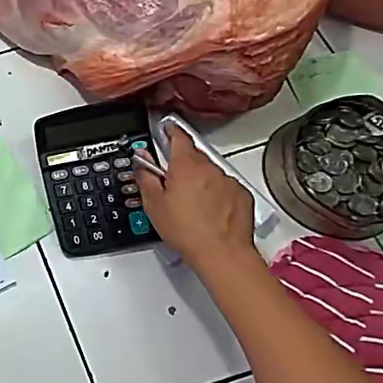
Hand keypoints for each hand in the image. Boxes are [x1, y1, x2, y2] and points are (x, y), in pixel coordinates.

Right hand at [135, 125, 256, 269]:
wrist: (221, 252)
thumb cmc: (187, 230)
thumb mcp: (153, 204)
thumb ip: (146, 178)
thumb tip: (142, 164)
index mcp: (186, 167)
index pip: (179, 138)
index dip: (171, 131)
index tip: (166, 130)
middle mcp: (210, 169)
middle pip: (193, 157)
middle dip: (180, 165)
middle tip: (167, 182)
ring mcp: (228, 182)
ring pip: (208, 173)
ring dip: (197, 181)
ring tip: (187, 204)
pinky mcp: (240, 196)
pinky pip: (223, 187)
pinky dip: (214, 194)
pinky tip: (204, 211)